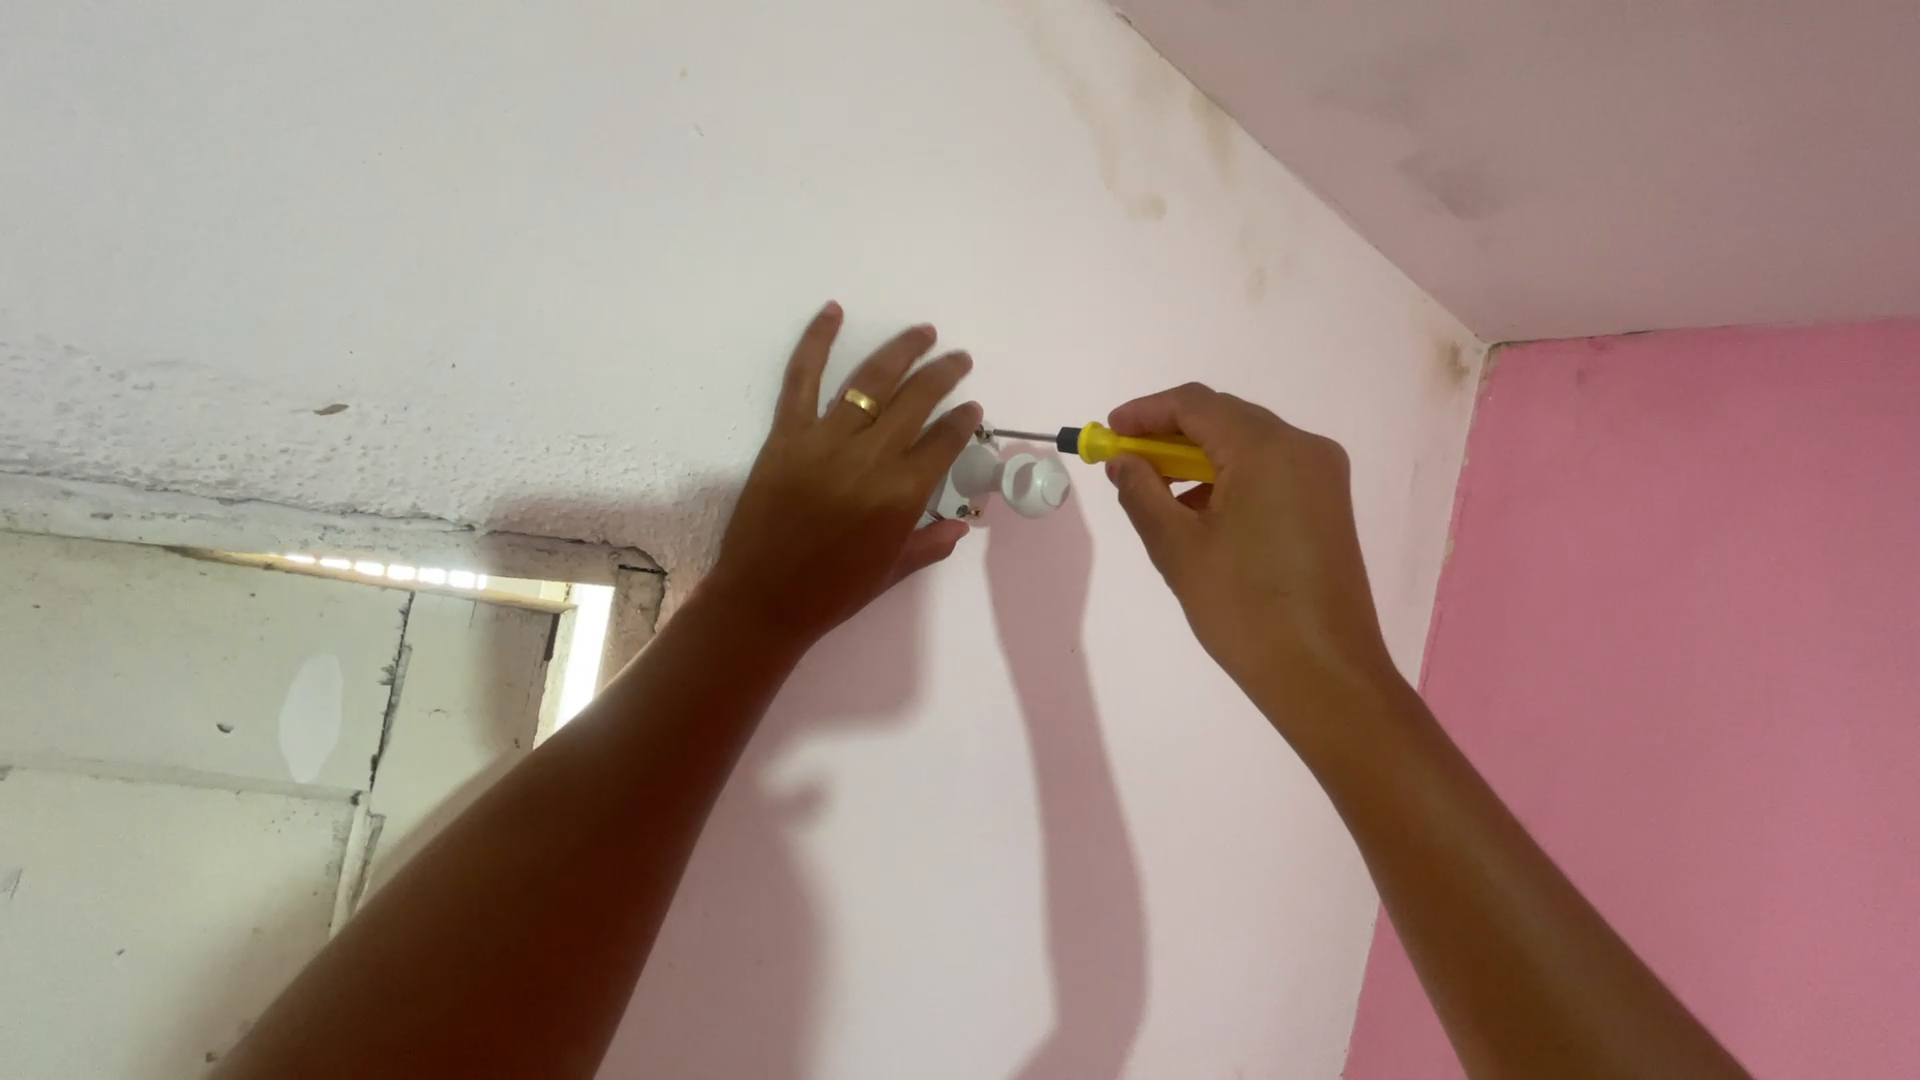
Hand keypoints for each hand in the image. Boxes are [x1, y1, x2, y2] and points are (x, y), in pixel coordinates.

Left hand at [706, 302, 981, 645]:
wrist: (763, 600)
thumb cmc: (833, 592)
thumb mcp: (891, 571)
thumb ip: (930, 543)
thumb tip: (962, 525)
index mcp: (902, 494)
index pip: (945, 442)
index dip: (964, 421)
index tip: (973, 408)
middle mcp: (871, 458)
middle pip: (918, 401)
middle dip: (944, 374)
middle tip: (959, 359)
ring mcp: (826, 441)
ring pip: (871, 381)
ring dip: (902, 350)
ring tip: (924, 333)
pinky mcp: (786, 435)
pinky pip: (802, 378)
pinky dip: (816, 341)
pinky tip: (833, 311)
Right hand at [1104, 383, 1401, 731]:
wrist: (1323, 674)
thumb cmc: (1243, 609)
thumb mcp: (1177, 548)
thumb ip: (1142, 492)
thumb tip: (1123, 461)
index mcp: (1267, 449)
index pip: (1196, 404)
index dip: (1146, 411)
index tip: (1110, 431)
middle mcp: (1303, 448)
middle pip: (1225, 418)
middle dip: (1170, 433)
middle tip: (1126, 461)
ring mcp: (1322, 476)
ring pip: (1247, 444)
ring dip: (1198, 458)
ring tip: (1155, 491)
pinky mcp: (1327, 505)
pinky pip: (1269, 471)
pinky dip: (1228, 479)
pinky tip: (1199, 513)